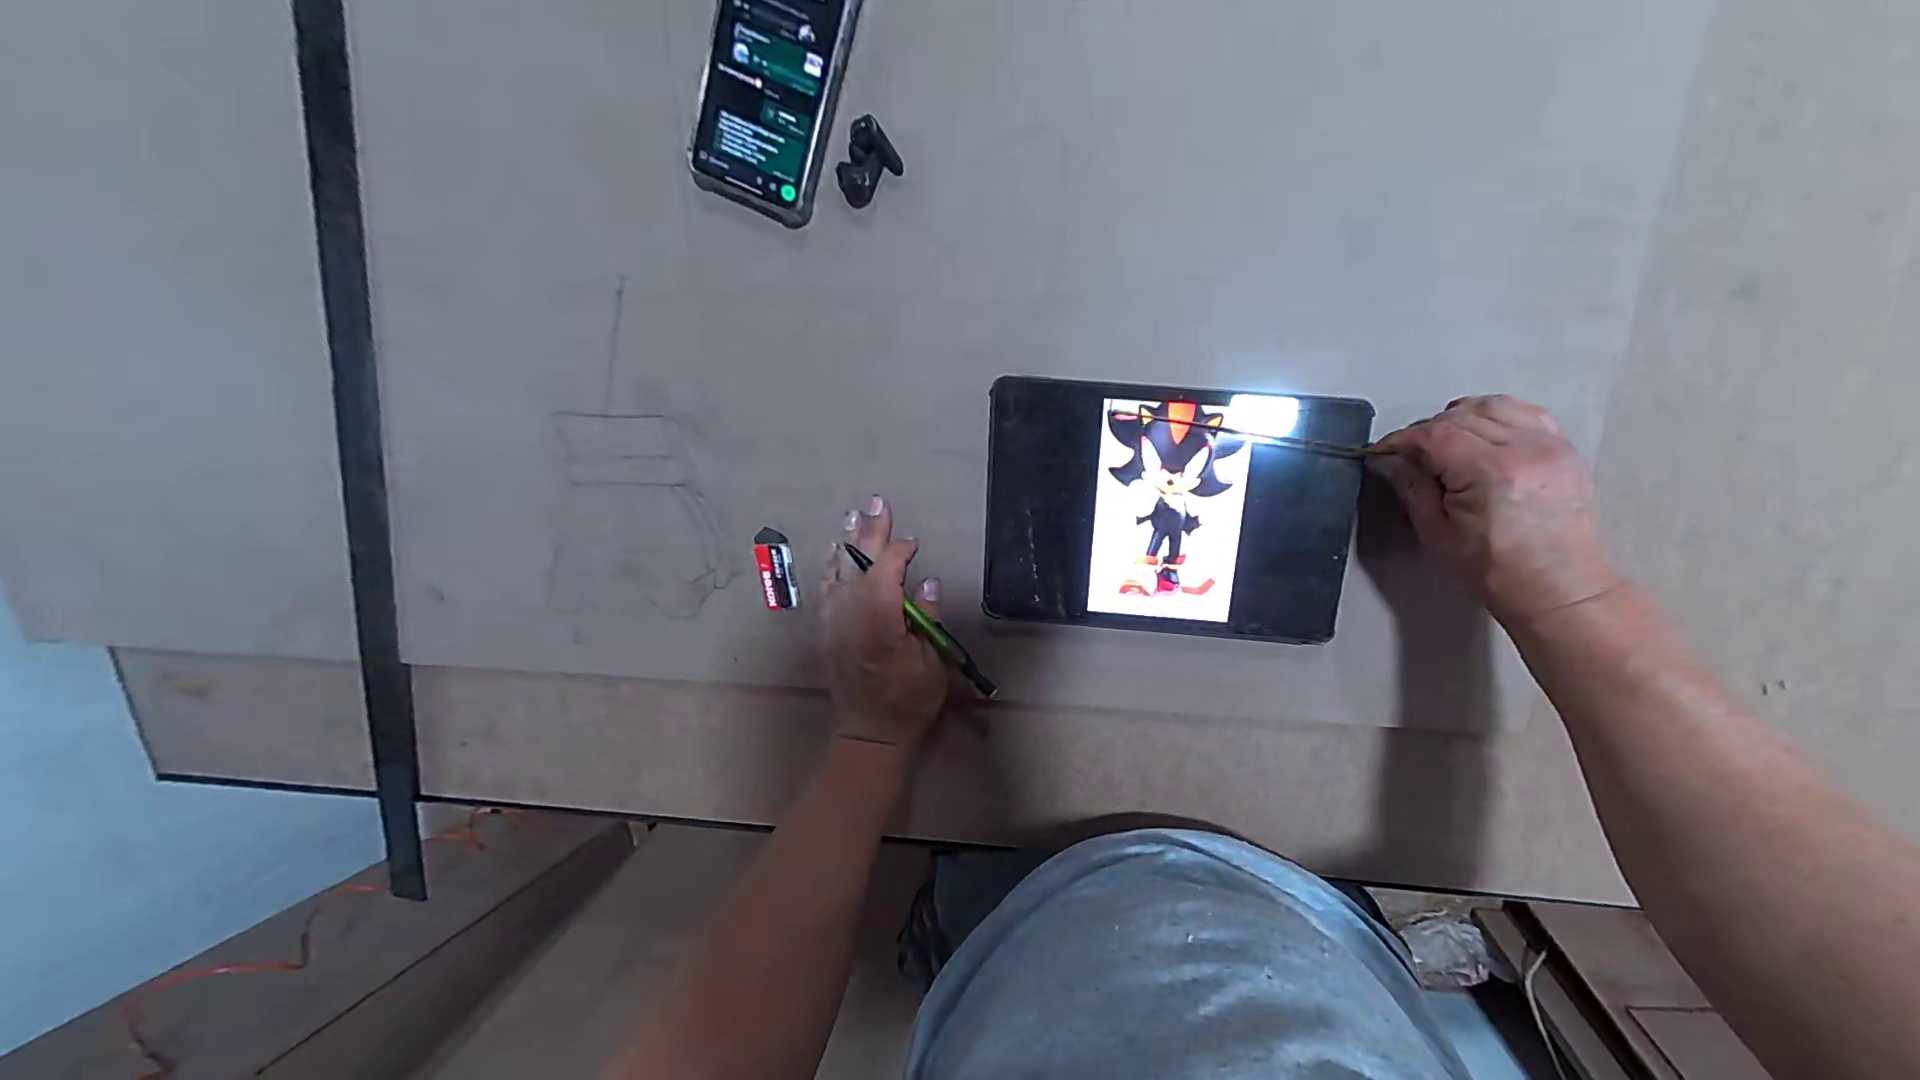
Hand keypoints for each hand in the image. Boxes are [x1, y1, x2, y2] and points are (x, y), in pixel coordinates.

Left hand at [819, 495, 948, 748]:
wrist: (870, 732)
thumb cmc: (909, 699)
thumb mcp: (932, 662)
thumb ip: (928, 617)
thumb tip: (927, 582)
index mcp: (880, 621)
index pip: (887, 570)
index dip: (899, 551)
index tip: (913, 545)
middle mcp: (851, 614)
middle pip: (859, 563)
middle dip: (870, 531)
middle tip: (877, 503)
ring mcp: (834, 621)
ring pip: (837, 571)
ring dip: (848, 542)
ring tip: (854, 516)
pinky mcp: (826, 630)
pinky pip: (825, 589)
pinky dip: (831, 566)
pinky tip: (834, 551)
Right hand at [1370, 395, 1622, 625]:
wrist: (1558, 587)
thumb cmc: (1492, 568)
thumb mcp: (1435, 531)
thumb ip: (1412, 486)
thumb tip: (1390, 459)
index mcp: (1490, 472)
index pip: (1434, 435)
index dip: (1400, 440)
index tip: (1380, 451)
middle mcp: (1525, 449)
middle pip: (1460, 416)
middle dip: (1424, 431)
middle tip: (1406, 455)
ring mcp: (1551, 445)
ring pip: (1492, 406)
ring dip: (1458, 418)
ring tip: (1442, 444)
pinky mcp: (1564, 448)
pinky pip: (1524, 412)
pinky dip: (1494, 416)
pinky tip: (1478, 436)